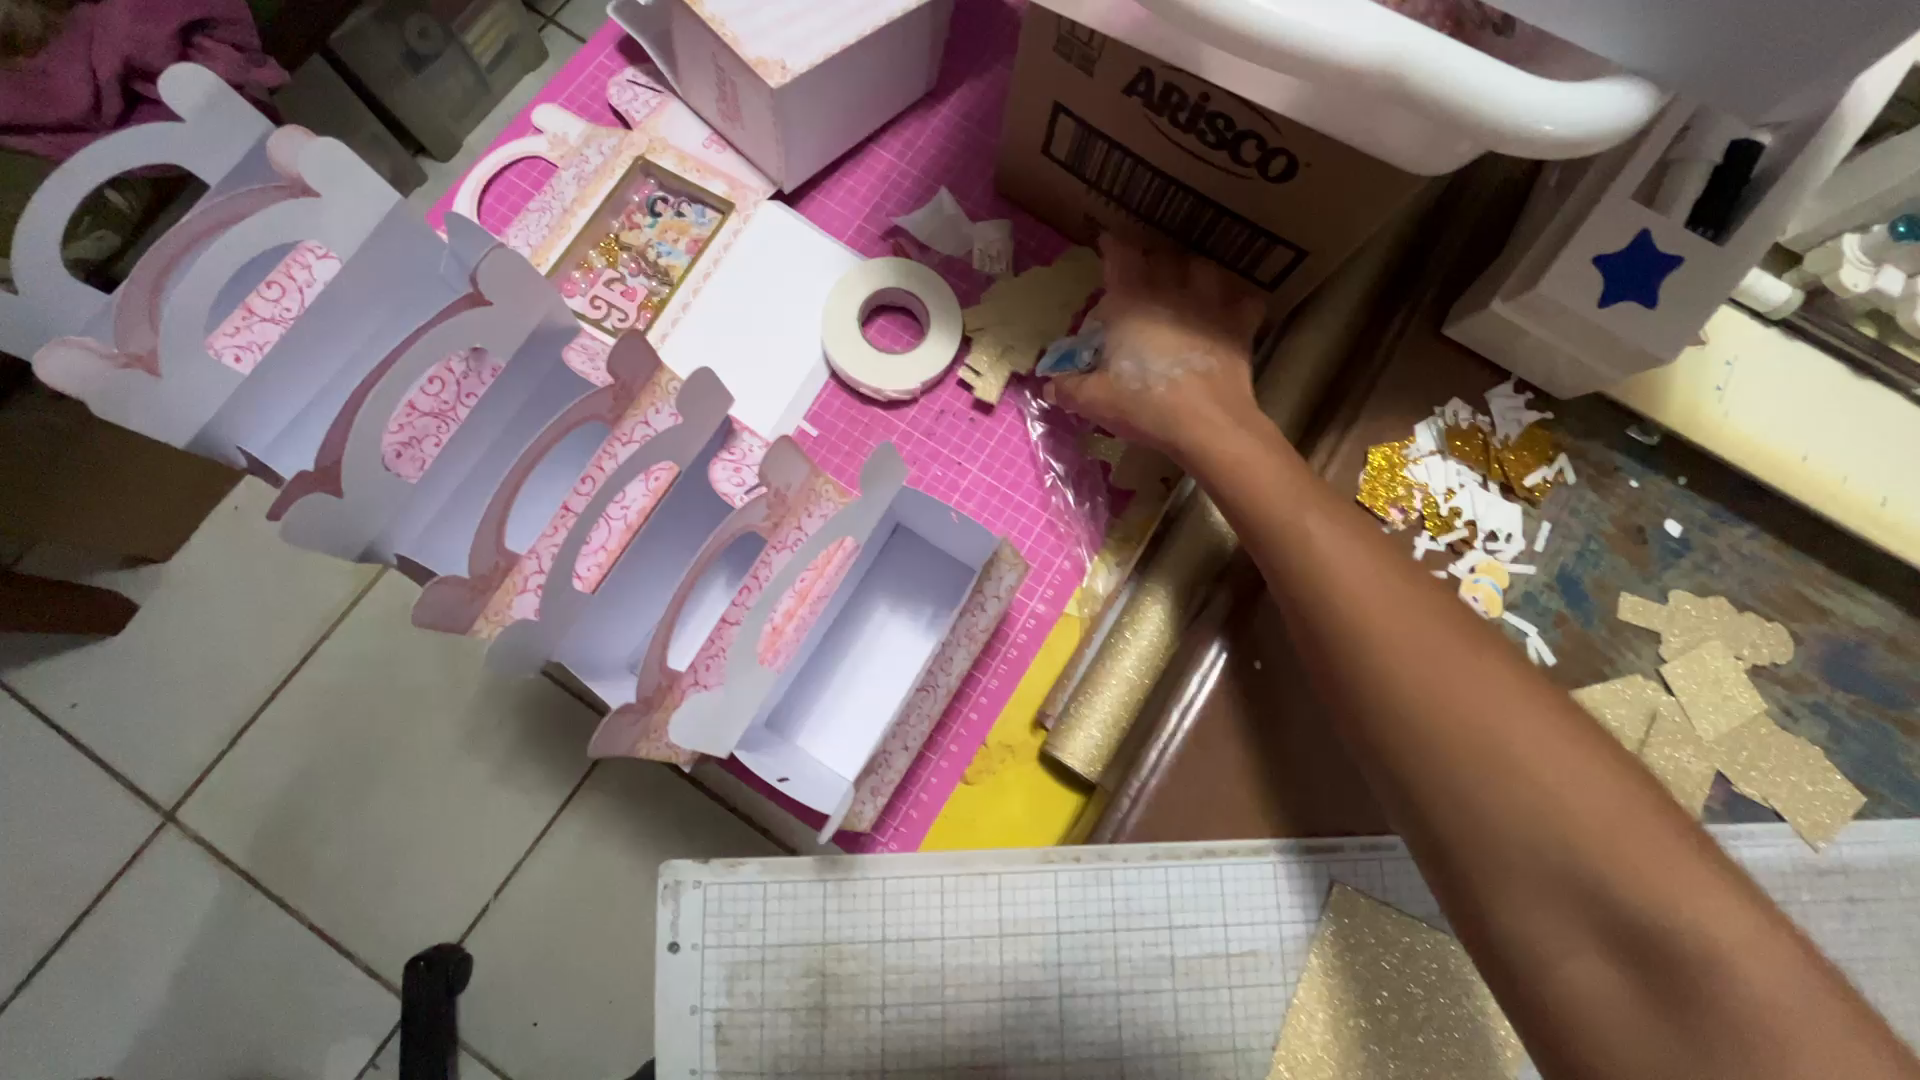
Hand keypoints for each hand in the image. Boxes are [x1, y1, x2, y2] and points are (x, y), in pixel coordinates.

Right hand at [1044, 236, 1267, 465]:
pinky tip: (1226, 311)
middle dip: (1148, 260)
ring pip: (1202, 267)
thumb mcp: (1094, 401)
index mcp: (1131, 301)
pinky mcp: (1239, 325)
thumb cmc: (1144, 406)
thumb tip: (1049, 386)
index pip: (1120, 254)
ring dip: (1190, 272)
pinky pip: (1243, 299)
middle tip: (1140, 276)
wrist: (1207, 425)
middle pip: (1160, 256)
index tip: (1106, 245)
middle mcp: (1171, 291)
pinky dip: (1234, 300)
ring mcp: (1210, 304)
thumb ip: (1069, 389)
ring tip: (1183, 286)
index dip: (1112, 246)